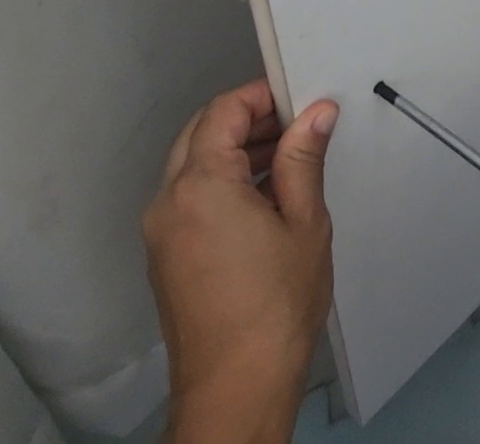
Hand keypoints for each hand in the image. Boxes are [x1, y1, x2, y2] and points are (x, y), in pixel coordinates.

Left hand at [144, 80, 338, 443]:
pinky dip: (224, 179)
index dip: (261, 95)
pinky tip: (267, 193)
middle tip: (298, 123)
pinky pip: (190, 195)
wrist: (237, 384)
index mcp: (201, 185)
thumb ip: (303, 158)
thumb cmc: (279, 299)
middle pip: (201, 133)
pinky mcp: (166, 253)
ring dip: (236, 149)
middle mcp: (168, 200)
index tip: (301, 96)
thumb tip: (317, 111)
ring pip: (193, 164)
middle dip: (248, 119)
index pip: (223, 112)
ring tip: (291, 155)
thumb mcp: (304, 221)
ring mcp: (161, 229)